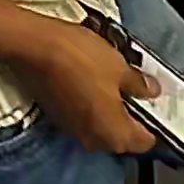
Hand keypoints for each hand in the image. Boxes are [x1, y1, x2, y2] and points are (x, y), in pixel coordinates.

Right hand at [15, 19, 160, 153]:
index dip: (152, 115)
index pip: (147, 138)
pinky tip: (77, 69)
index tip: (148, 95)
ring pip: (96, 119)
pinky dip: (80, 94)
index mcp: (117, 136)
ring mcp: (70, 127)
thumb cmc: (78, 56)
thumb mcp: (118, 64)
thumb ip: (139, 83)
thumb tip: (150, 90)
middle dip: (124, 107)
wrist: (32, 43)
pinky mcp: (51, 111)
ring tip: (98, 69)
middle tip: (123, 78)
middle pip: (119, 130)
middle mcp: (94, 140)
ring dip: (100, 100)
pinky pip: (76, 108)